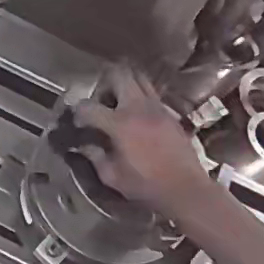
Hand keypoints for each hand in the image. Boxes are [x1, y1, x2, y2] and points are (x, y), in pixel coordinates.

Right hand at [73, 64, 216, 219]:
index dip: (78, 112)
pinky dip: (140, 97)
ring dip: (125, 85)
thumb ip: (95, 157)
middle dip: (105, 84)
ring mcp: (157, 107)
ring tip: (119, 105)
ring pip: (139, 78)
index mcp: (120, 124)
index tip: (77, 122)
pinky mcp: (170, 113)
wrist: (186, 189)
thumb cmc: (147, 186)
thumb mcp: (113, 177)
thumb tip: (84, 145)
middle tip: (101, 102)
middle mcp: (138, 107)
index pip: (89, 106)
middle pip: (119, 74)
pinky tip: (137, 117)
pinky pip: (152, 93)